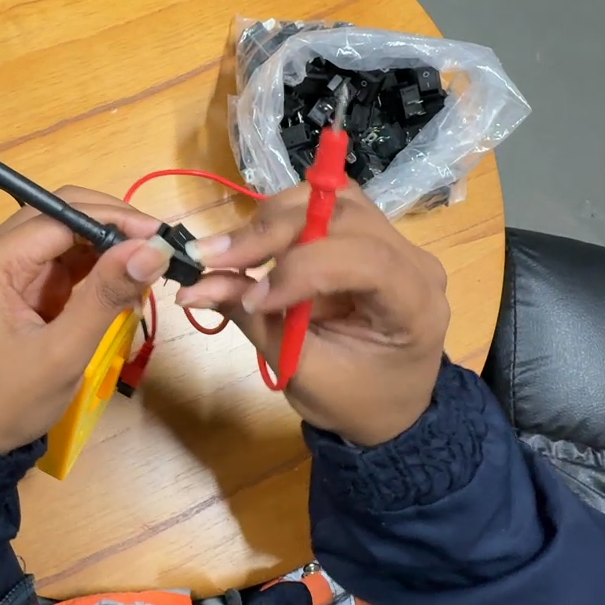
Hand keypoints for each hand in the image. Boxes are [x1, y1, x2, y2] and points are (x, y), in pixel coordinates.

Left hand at [0, 187, 175, 452]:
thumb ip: (105, 296)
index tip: (162, 235)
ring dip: (108, 245)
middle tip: (160, 248)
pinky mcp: (20, 282)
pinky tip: (124, 284)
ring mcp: (7, 265)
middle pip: (63, 214)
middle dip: (113, 225)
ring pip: (66, 232)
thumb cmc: (8, 399)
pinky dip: (96, 266)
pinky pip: (63, 259)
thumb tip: (152, 249)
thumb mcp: (62, 352)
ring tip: (148, 267)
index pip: (63, 214)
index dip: (115, 218)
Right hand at [174, 184, 448, 445]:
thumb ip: (252, 320)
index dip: (301, 268)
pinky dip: (279, 218)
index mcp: (413, 306)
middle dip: (269, 233)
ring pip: (326, 199)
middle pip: (339, 215)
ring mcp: (391, 239)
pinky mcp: (364, 232)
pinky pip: (320, 205)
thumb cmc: (351, 400)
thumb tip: (190, 287)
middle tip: (210, 258)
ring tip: (230, 253)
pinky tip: (253, 245)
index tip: (252, 300)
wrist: (387, 405)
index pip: (364, 260)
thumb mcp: (299, 371)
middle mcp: (411, 260)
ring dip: (270, 220)